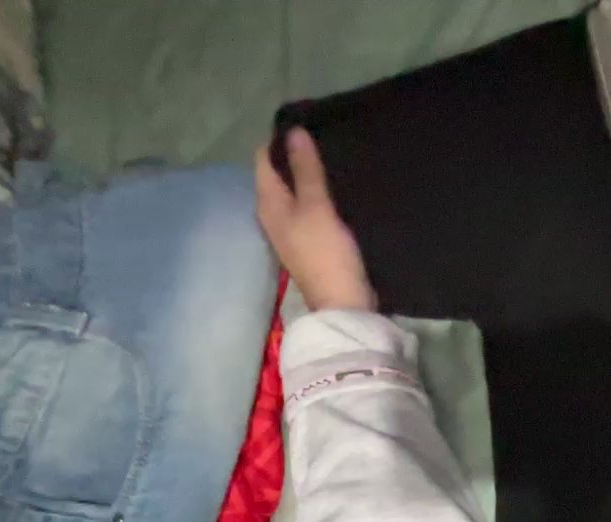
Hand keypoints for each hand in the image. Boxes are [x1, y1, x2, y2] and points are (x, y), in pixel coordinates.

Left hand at [255, 129, 375, 311]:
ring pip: (298, 194)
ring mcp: (293, 232)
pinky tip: (340, 194)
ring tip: (335, 164)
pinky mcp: (312, 245)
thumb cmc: (327, 254)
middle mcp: (274, 215)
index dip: (282, 141)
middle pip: (280, 176)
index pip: (265, 158)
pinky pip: (312, 212)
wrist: (345, 305)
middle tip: (326, 142)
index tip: (309, 127)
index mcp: (268, 203)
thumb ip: (306, 170)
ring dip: (312, 179)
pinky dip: (322, 199)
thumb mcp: (317, 207)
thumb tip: (294, 132)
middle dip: (299, 158)